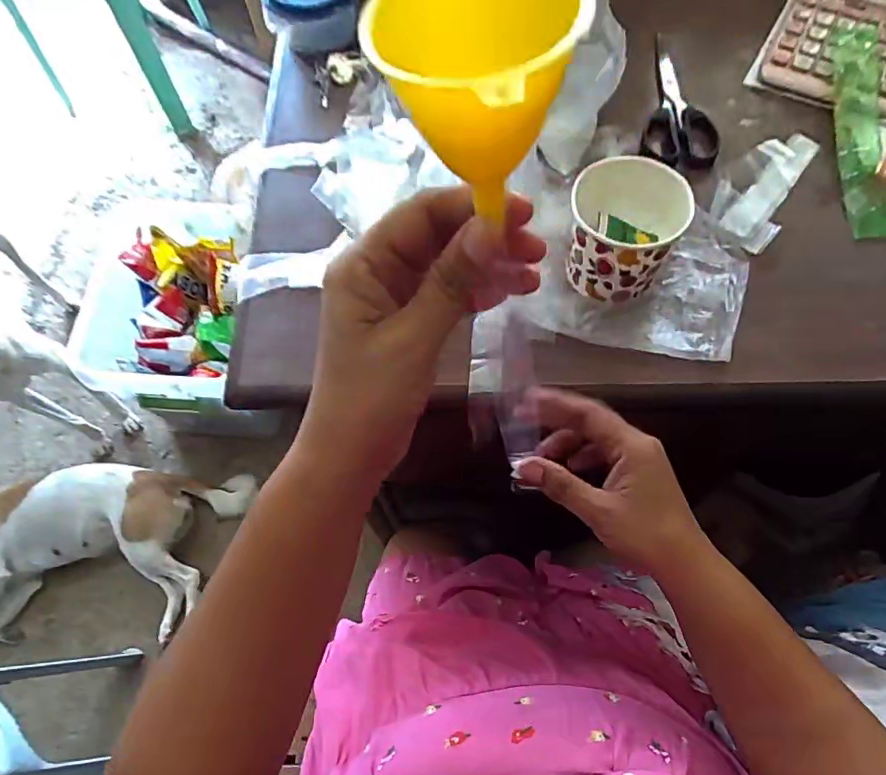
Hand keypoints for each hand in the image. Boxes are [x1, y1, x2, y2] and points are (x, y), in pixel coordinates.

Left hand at [296, 188, 544, 487]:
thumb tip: (492, 227)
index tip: (522, 212)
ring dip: (488, 266)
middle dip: (486, 238)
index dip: (472, 206)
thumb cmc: (371, 400)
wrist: (349, 457)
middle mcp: (375, 273)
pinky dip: (475, 293)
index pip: (421, 215)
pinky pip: (445, 296)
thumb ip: (452, 282)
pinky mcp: (406, 325)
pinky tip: (508, 293)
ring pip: (446, 267)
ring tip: (533, 275)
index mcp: (363, 265)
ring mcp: (391, 300)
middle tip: (536, 248)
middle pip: (437, 237)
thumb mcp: (413, 339)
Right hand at [512, 389, 710, 576]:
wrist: (683, 560)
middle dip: (557, 427)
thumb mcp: (598, 510)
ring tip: (542, 461)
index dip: (554, 405)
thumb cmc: (644, 534)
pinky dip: (582, 460)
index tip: (526, 402)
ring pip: (597, 441)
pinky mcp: (640, 474)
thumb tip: (525, 467)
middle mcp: (638, 445)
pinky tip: (567, 472)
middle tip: (526, 434)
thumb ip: (561, 485)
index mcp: (631, 446)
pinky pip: (605, 456)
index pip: (587, 414)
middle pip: (591, 424)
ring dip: (568, 447)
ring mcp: (641, 459)